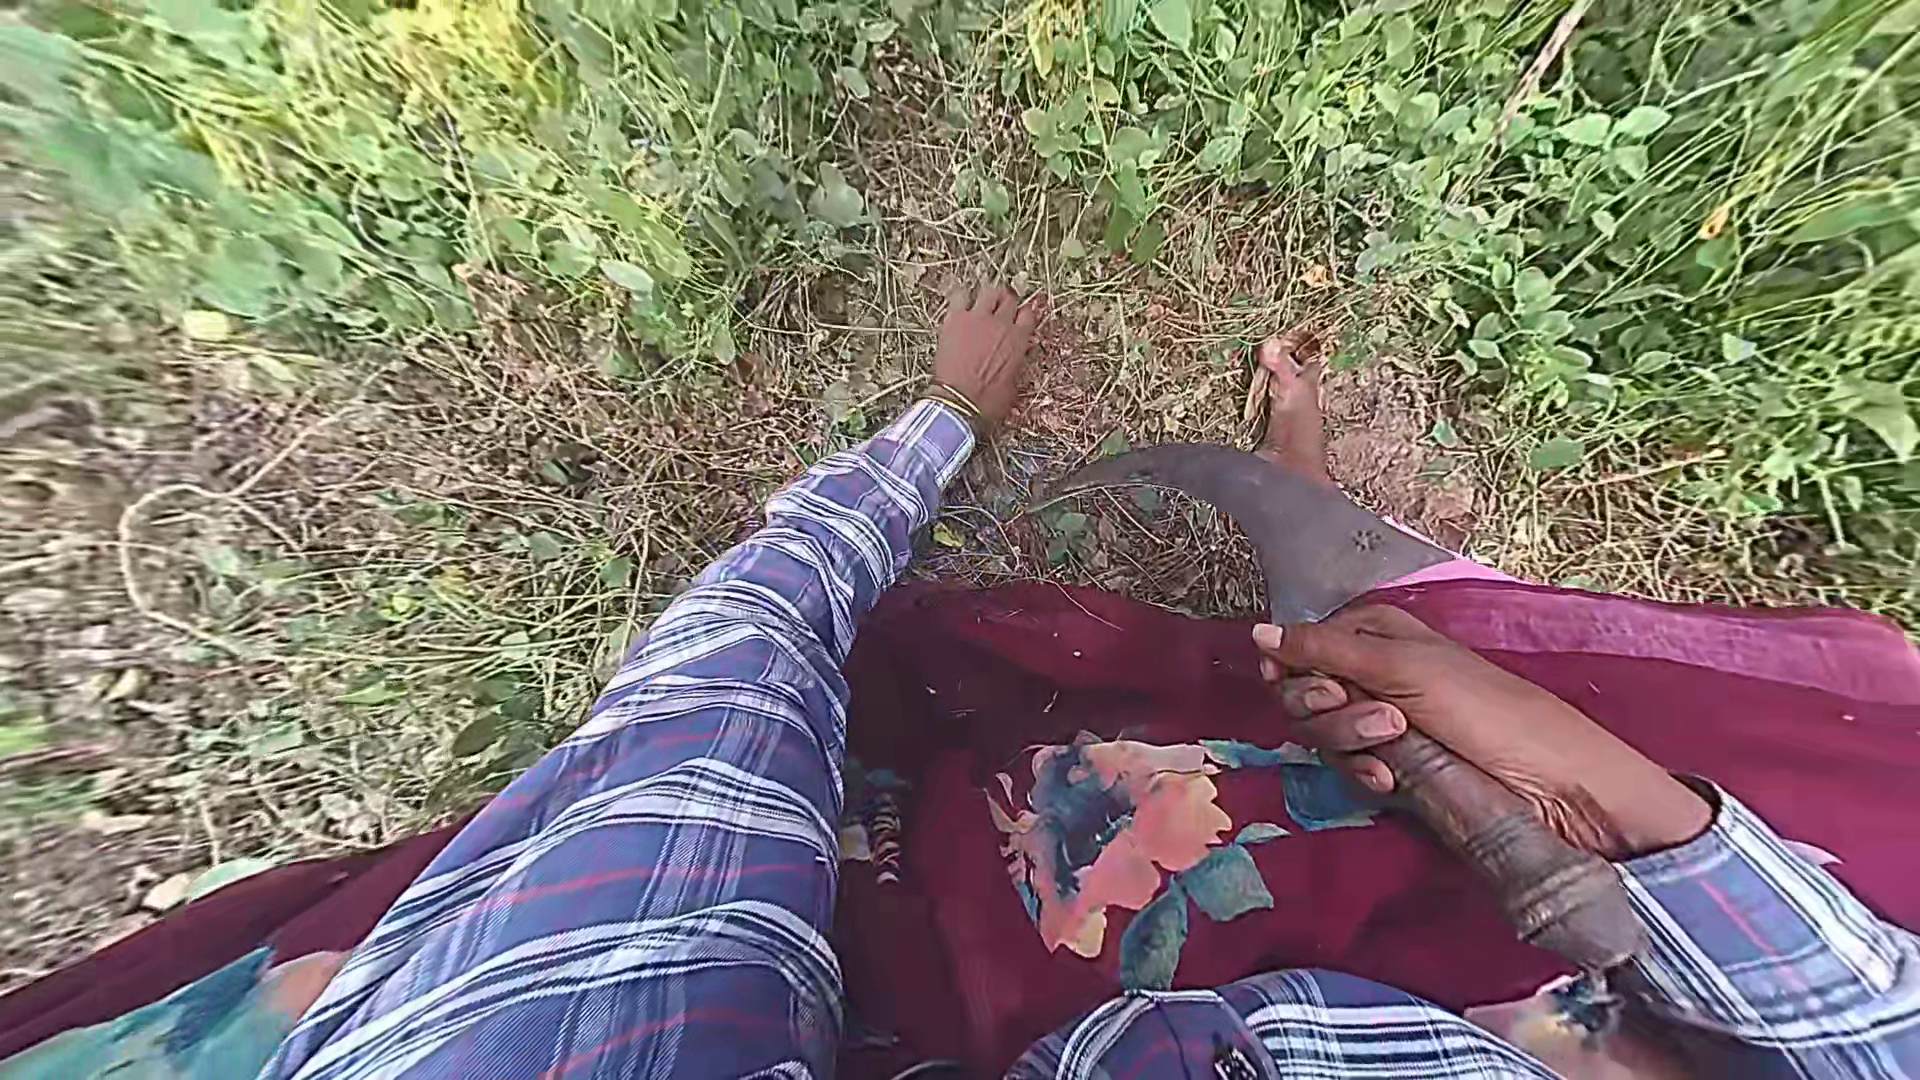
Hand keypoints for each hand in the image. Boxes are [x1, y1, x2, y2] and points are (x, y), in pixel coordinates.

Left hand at [931, 281, 1044, 429]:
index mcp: (1019, 340)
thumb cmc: (988, 402)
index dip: (1023, 316)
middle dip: (1006, 304)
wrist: (959, 403)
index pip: (1028, 314)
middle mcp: (1001, 323)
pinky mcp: (955, 319)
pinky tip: (961, 308)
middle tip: (999, 311)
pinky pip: (960, 296)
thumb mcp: (1013, 385)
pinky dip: (963, 299)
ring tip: (983, 306)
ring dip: (988, 297)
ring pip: (989, 291)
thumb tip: (1016, 357)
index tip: (1018, 320)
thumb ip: (1016, 363)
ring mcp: (977, 318)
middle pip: (1010, 298)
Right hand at [1251, 606, 1711, 859]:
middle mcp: (1360, 671)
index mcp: (1365, 634)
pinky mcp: (1379, 761)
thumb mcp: (1396, 664)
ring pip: (1313, 727)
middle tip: (1377, 716)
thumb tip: (1255, 632)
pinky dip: (1361, 770)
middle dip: (1327, 707)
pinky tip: (1393, 777)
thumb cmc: (1481, 707)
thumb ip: (1318, 648)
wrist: (1553, 786)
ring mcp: (1368, 718)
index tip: (1317, 685)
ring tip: (1398, 741)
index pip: (1292, 646)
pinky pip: (1338, 763)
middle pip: (1296, 689)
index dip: (1292, 669)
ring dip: (1349, 737)